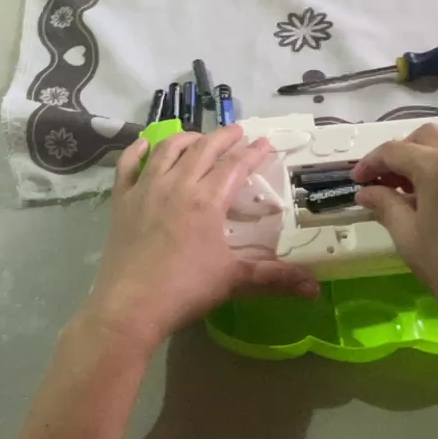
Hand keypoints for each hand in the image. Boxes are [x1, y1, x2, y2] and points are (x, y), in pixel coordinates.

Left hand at [83, 126, 318, 347]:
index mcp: (207, 200)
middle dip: (224, 137)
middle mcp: (177, 184)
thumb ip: (275, 278)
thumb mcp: (234, 280)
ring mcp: (145, 188)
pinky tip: (147, 143)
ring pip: (168, 149)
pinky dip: (139, 149)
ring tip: (200, 138)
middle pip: (204, 148)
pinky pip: (129, 164)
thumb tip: (316, 290)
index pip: (235, 166)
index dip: (253, 153)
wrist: (129, 306)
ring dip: (188, 138)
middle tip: (238, 132)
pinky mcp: (122, 200)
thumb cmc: (185, 290)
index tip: (266, 142)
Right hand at [352, 124, 437, 332]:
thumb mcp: (406, 234)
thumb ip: (384, 204)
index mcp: (437, 166)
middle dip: (396, 153)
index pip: (394, 151)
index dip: (370, 163)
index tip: (356, 181)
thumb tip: (366, 192)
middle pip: (422, 137)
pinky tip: (433, 186)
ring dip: (422, 151)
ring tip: (407, 181)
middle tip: (380, 182)